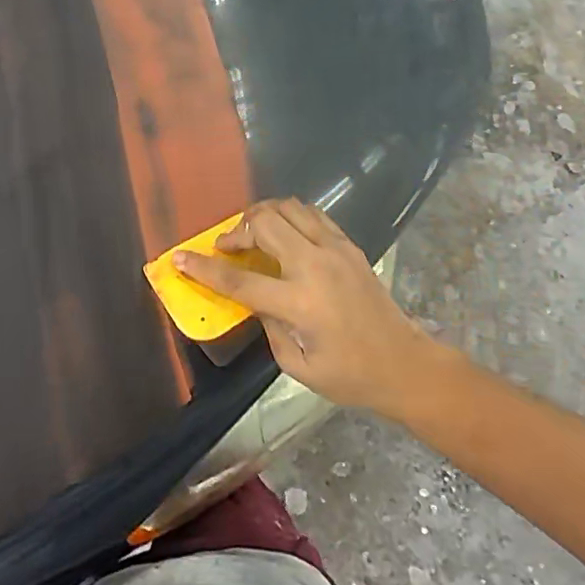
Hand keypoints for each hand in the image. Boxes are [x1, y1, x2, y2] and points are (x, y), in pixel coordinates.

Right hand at [174, 198, 443, 412]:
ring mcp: (336, 250)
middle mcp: (316, 266)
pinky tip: (284, 233)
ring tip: (252, 233)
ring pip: (289, 208)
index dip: (204, 268)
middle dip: (236, 230)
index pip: (240, 279)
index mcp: (300, 303)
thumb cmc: (350, 376)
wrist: (404, 363)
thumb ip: (269, 324)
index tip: (180, 257)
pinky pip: (313, 214)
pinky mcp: (349, 245)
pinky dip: (290, 216)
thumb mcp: (297, 365)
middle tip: (227, 247)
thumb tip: (253, 297)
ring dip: (263, 215)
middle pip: (264, 224)